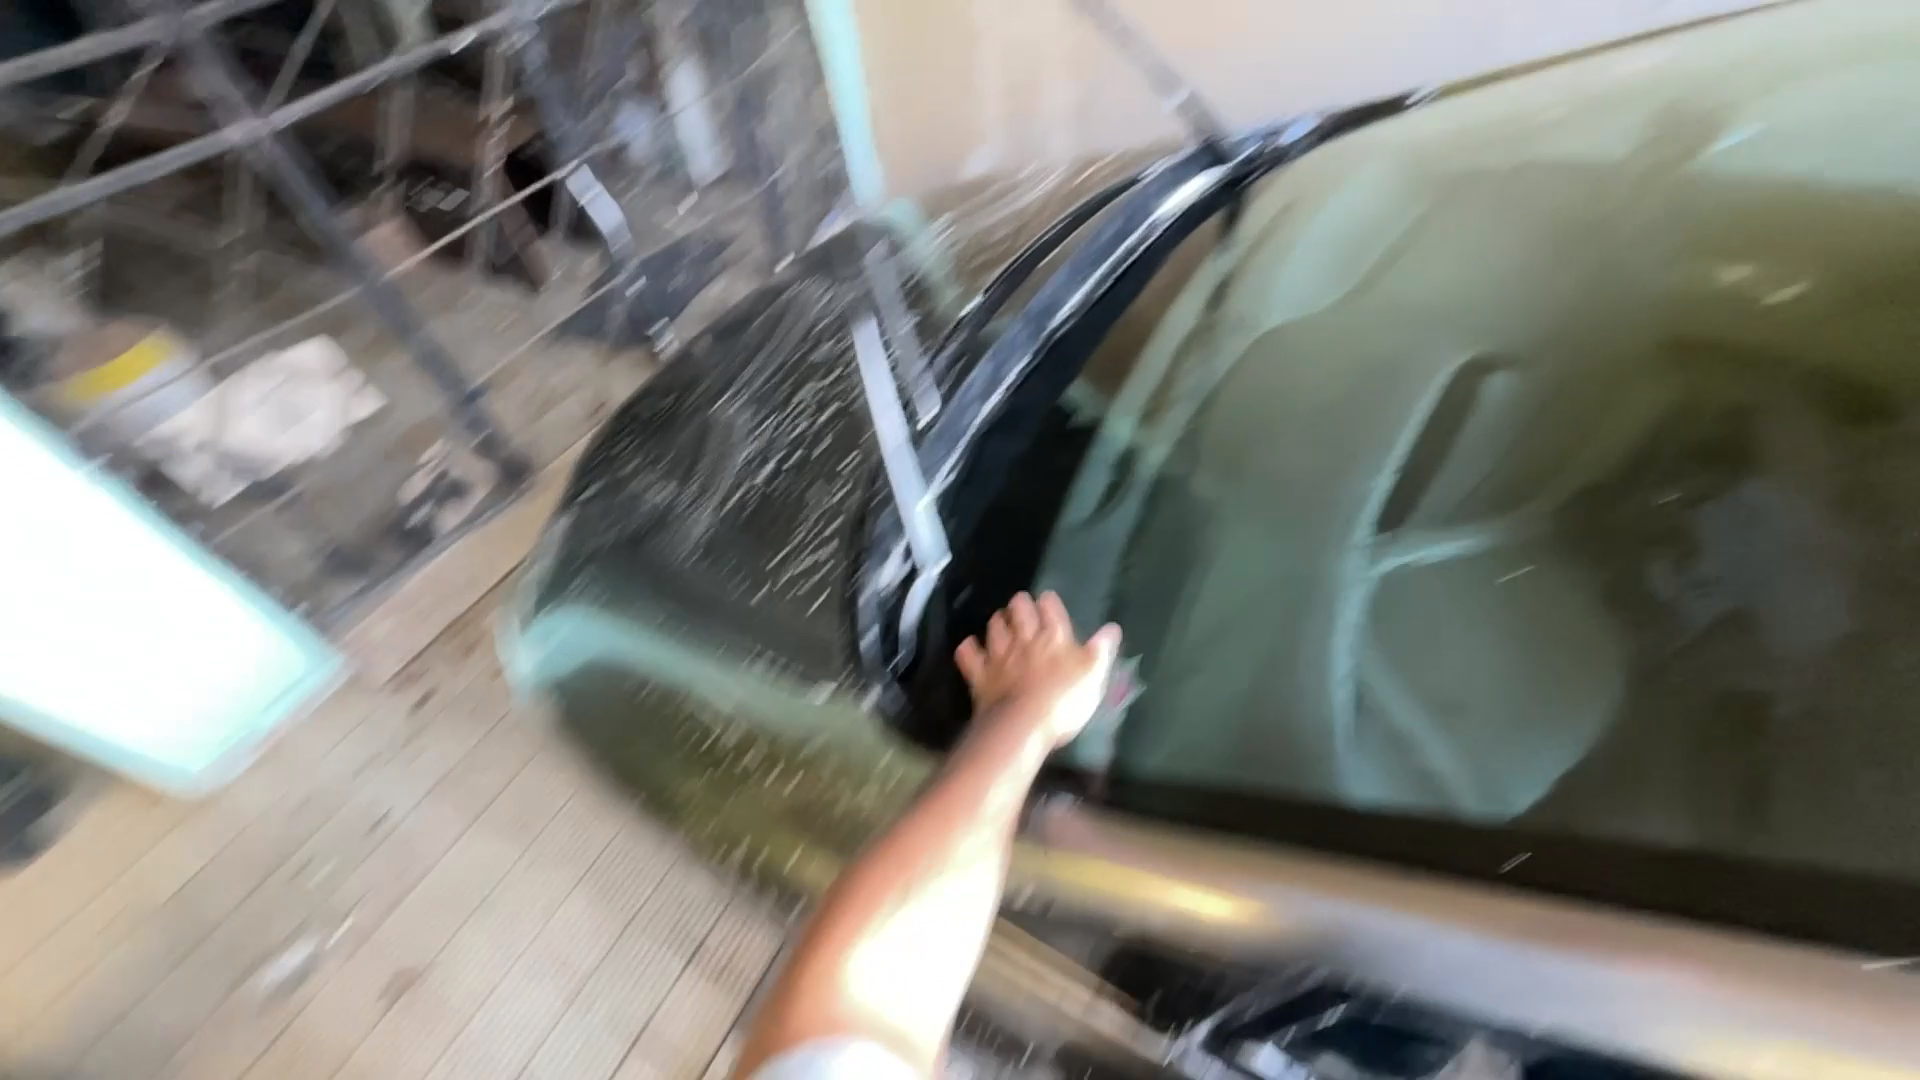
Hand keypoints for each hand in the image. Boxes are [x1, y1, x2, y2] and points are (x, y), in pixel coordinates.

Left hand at [955, 591, 1121, 749]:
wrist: (1023, 725)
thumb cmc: (1065, 701)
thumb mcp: (1094, 676)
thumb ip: (1101, 650)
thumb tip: (1112, 628)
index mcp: (1054, 638)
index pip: (1050, 608)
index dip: (1049, 602)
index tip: (1047, 599)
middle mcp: (1024, 639)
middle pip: (1019, 610)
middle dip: (1019, 605)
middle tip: (1020, 606)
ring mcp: (999, 655)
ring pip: (994, 627)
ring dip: (997, 622)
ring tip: (1000, 622)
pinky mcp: (980, 673)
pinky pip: (969, 654)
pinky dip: (969, 648)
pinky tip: (971, 647)